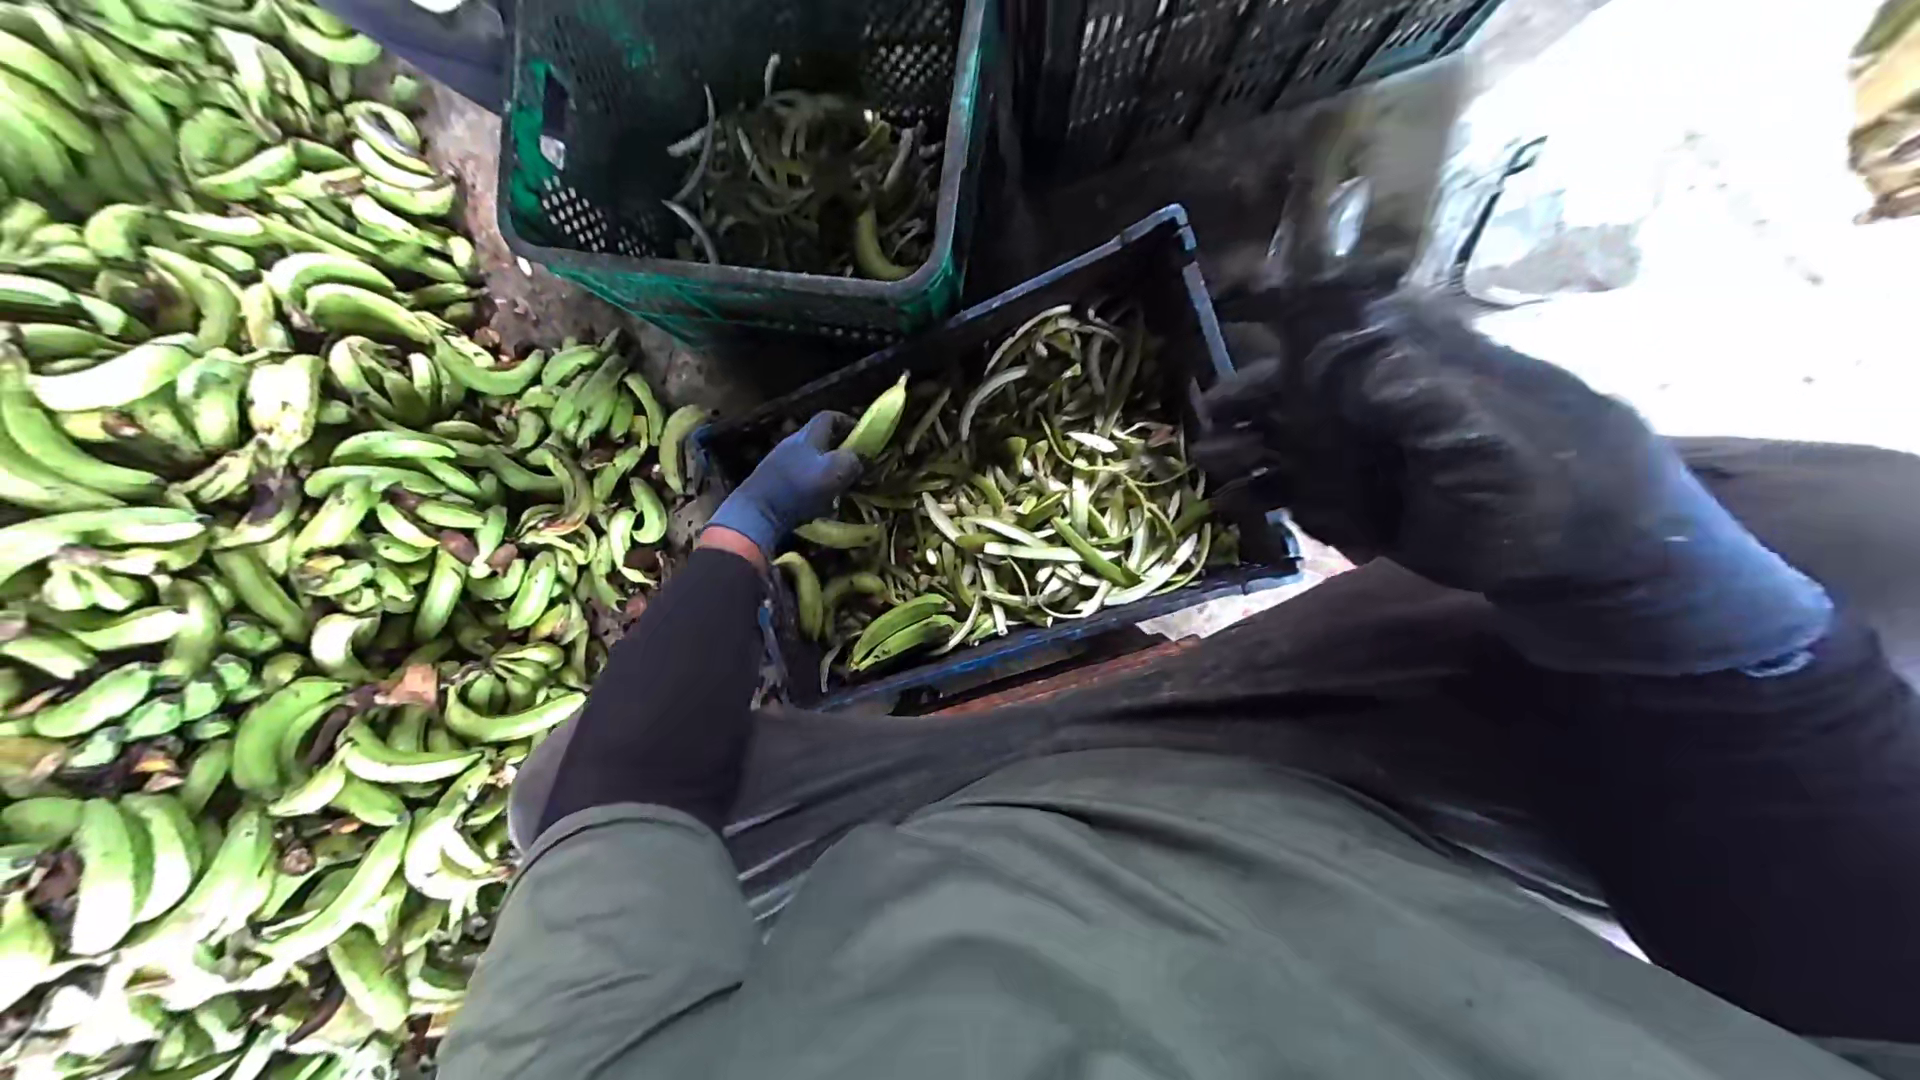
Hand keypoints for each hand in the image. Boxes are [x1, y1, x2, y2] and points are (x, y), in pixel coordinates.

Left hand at [705, 411, 862, 557]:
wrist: (757, 513)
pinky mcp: (772, 483)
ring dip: (826, 471)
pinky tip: (819, 503)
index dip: (847, 422)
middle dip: (839, 451)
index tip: (862, 436)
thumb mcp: (835, 472)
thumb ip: (852, 461)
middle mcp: (792, 444)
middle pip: (820, 440)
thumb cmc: (800, 488)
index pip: (829, 417)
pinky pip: (799, 478)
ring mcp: (779, 463)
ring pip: (810, 460)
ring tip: (840, 488)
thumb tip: (860, 459)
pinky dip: (813, 486)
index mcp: (808, 436)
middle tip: (854, 466)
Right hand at [1197, 291, 1828, 674]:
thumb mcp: (1488, 427)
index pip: (1329, 321)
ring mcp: (1353, 449)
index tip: (1233, 294)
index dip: (1280, 302)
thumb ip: (1415, 390)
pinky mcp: (1346, 495)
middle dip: (1244, 403)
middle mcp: (1365, 398)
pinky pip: (1288, 490)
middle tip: (1214, 424)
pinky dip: (1260, 496)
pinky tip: (1238, 506)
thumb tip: (1344, 348)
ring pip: (1276, 440)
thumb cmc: (1547, 475)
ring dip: (1240, 451)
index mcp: (1401, 360)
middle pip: (1285, 387)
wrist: (1576, 554)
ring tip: (1215, 469)